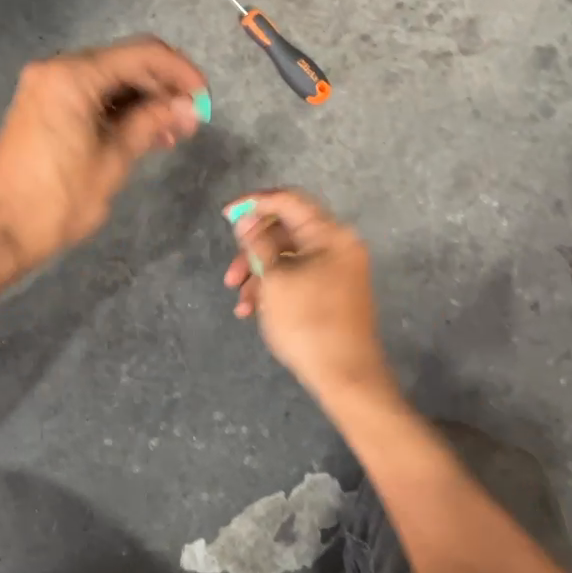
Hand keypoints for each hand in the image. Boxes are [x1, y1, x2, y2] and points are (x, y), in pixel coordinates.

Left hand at [0, 38, 207, 270]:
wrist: (3, 233)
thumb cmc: (59, 201)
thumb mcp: (113, 161)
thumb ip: (151, 123)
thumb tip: (188, 107)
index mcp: (72, 76)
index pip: (141, 54)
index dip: (179, 72)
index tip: (204, 97)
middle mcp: (54, 70)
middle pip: (122, 63)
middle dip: (160, 88)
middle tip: (189, 120)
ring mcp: (42, 88)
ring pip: (105, 81)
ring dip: (139, 102)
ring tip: (170, 133)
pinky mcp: (38, 109)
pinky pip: (85, 97)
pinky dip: (113, 111)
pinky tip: (140, 133)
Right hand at [222, 189, 393, 397]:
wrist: (345, 372)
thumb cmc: (308, 322)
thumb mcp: (275, 279)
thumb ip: (259, 243)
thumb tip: (246, 217)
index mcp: (330, 234)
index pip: (288, 201)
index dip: (255, 203)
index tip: (226, 216)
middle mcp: (338, 245)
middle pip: (285, 231)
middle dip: (252, 251)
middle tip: (231, 275)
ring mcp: (337, 269)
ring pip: (287, 258)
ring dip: (259, 276)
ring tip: (242, 303)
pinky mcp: (332, 291)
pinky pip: (297, 277)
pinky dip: (274, 288)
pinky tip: (254, 311)